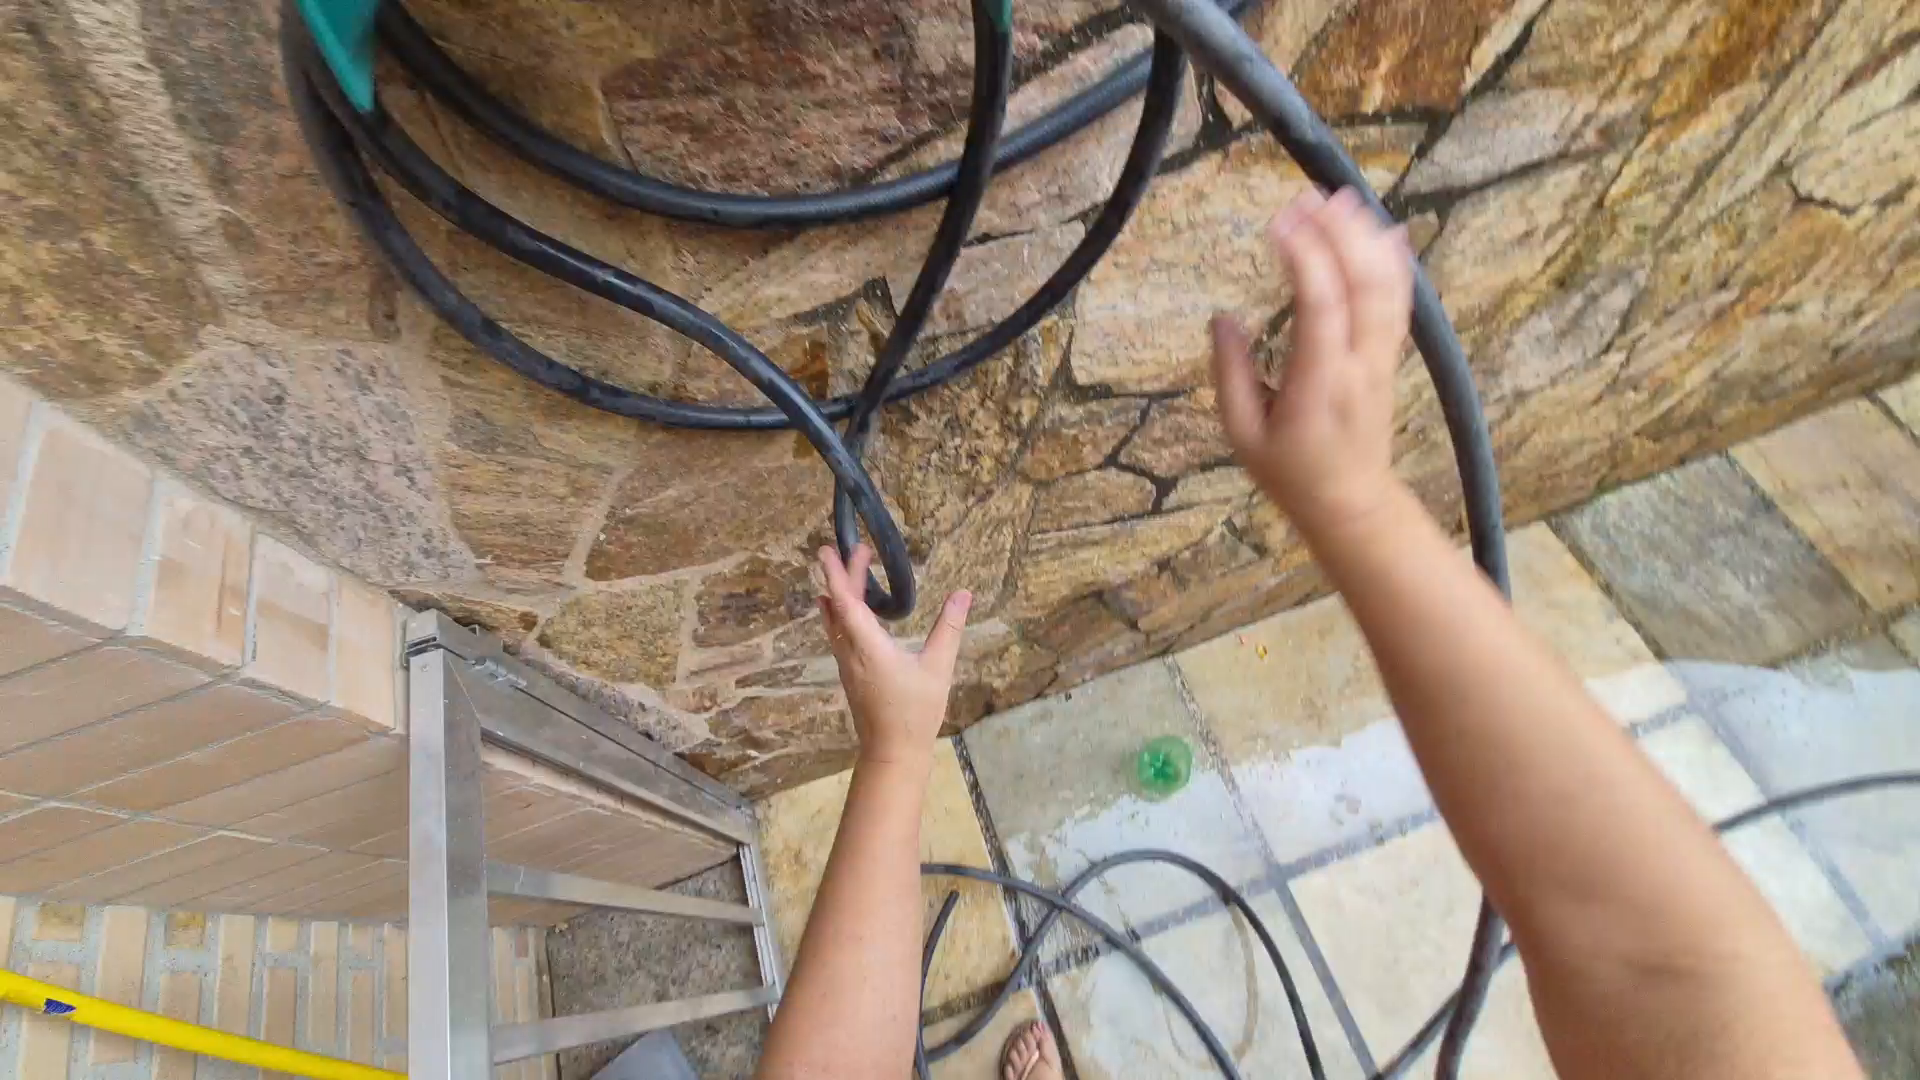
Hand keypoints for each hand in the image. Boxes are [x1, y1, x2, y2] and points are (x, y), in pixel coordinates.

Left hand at [817, 544, 971, 767]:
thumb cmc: (915, 712)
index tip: (831, 550)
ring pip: (836, 621)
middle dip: (842, 576)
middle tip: (851, 548)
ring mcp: (847, 664)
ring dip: (839, 594)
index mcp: (868, 647)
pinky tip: (843, 611)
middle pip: (839, 607)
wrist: (892, 752)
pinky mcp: (850, 673)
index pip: (846, 602)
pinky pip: (839, 633)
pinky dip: (841, 613)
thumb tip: (963, 594)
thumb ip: (949, 629)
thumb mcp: (938, 668)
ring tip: (844, 572)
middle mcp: (850, 652)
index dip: (837, 574)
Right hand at [1210, 187, 1412, 545]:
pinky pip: (1399, 302)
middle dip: (1336, 233)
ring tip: (1342, 200)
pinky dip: (1394, 263)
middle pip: (1360, 284)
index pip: (1319, 305)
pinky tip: (1385, 233)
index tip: (1279, 220)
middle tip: (1307, 197)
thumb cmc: (1287, 472)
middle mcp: (1358, 363)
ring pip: (1386, 287)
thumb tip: (1222, 320)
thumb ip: (1230, 376)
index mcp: (1317, 383)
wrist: (1348, 500)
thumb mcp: (1242, 433)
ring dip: (1366, 238)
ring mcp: (1380, 358)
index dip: (1303, 257)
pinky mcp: (1388, 358)